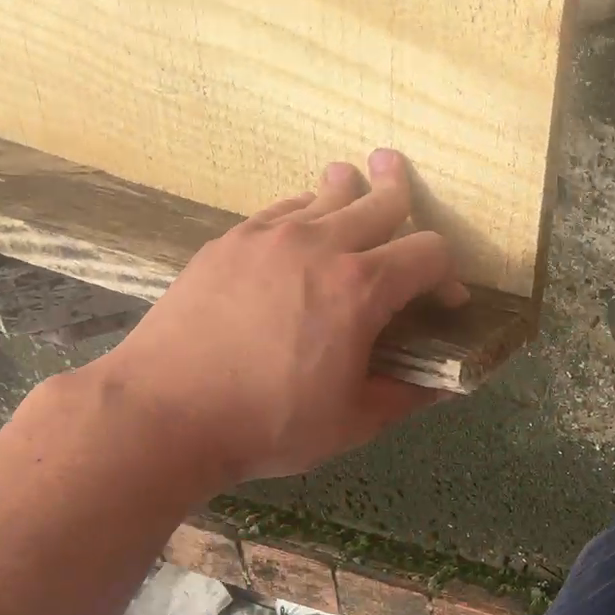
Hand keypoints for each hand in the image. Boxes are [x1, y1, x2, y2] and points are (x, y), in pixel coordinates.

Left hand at [84, 149, 466, 484]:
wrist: (166, 412)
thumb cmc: (272, 423)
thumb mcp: (356, 422)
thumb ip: (408, 395)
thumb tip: (445, 385)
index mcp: (360, 289)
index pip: (429, 252)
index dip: (448, 275)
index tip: (444, 302)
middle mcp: (319, 245)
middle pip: (381, 199)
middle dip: (405, 198)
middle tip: (409, 193)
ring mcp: (268, 235)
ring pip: (328, 190)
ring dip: (354, 193)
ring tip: (358, 195)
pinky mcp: (229, 241)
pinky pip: (283, 206)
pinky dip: (308, 211)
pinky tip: (305, 233)